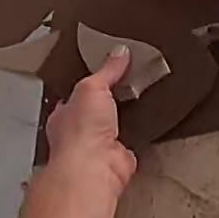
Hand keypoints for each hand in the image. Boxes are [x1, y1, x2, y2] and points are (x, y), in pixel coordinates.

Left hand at [46, 47, 139, 192]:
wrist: (95, 166)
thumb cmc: (80, 131)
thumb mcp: (91, 88)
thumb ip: (107, 71)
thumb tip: (119, 51)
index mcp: (65, 113)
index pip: (78, 91)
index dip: (94, 78)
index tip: (112, 65)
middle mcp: (81, 129)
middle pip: (100, 105)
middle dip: (115, 94)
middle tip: (135, 76)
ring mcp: (101, 142)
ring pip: (118, 119)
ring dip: (130, 110)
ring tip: (147, 91)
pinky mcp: (121, 153)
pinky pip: (135, 133)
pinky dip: (144, 125)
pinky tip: (153, 114)